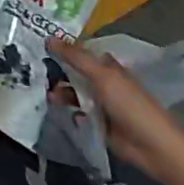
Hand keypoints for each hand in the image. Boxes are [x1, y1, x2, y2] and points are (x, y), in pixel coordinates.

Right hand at [48, 37, 183, 178]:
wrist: (151, 146)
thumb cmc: (130, 105)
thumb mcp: (102, 76)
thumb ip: (75, 57)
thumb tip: (48, 38)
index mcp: (107, 67)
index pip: (81, 52)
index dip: (62, 47)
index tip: (38, 44)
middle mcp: (102, 81)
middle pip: (73, 71)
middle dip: (55, 69)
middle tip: (32, 69)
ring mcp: (98, 102)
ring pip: (71, 90)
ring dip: (58, 90)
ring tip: (46, 94)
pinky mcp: (94, 120)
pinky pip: (74, 109)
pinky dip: (65, 108)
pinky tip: (56, 108)